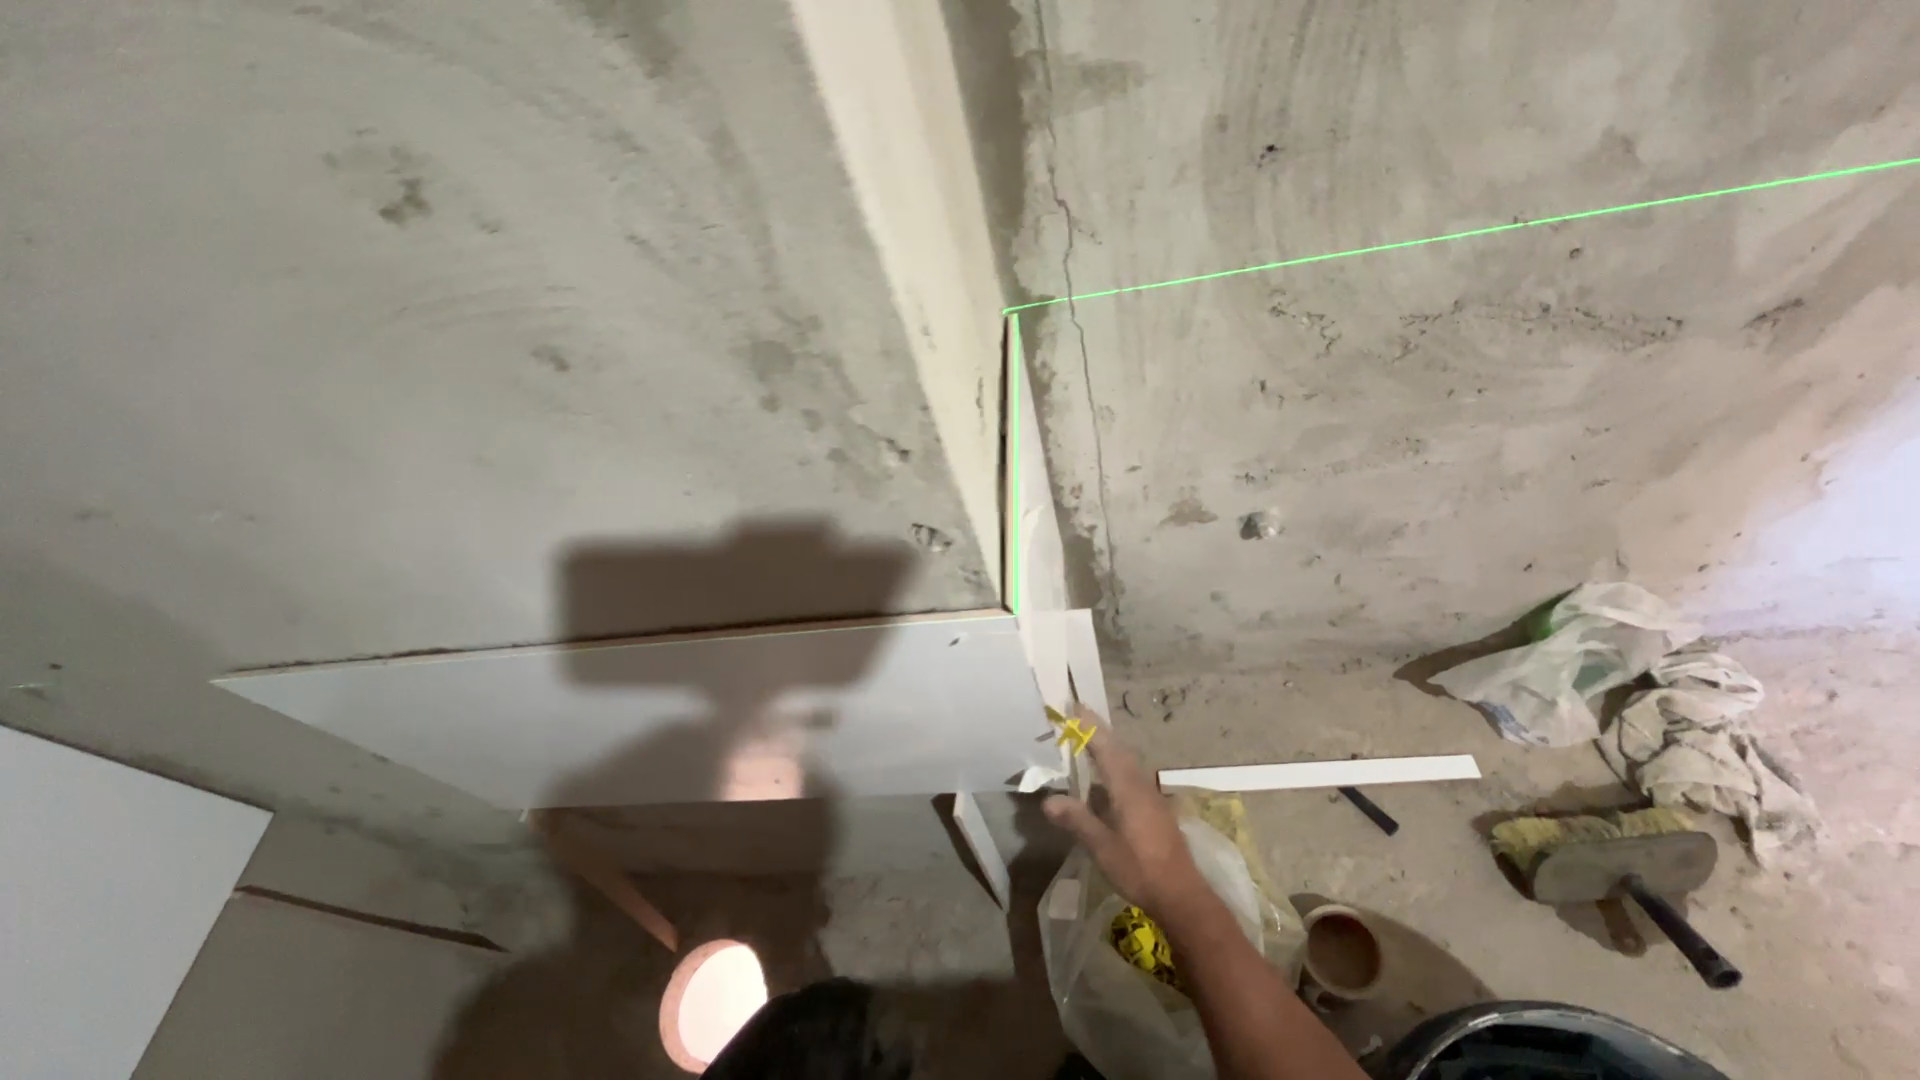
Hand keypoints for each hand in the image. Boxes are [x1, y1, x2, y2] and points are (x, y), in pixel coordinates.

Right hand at [1044, 727, 1211, 922]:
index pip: (1106, 749)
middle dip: (1100, 733)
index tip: (1076, 706)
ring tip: (1090, 742)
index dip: (1090, 728)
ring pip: (1127, 764)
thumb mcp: (1102, 846)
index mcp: (1128, 789)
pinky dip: (1116, 768)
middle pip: (1119, 751)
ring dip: (1109, 749)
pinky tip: (1106, 781)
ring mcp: (1151, 799)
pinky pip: (1131, 777)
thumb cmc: (1140, 869)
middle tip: (1079, 717)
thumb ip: (1076, 820)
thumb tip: (1048, 799)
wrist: (1181, 894)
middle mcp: (1141, 786)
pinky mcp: (1155, 812)